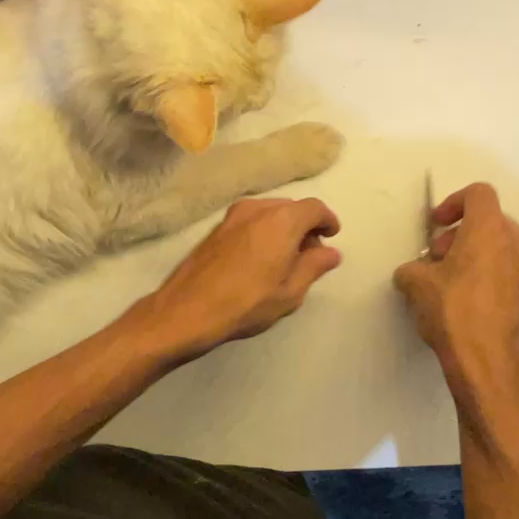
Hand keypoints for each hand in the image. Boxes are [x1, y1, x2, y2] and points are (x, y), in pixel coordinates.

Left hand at [129, 198, 342, 360]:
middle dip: (304, 227)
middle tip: (309, 255)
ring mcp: (231, 217)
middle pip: (290, 208)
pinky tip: (259, 260)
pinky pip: (249, 222)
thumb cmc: (245, 304)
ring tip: (284, 261)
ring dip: (282, 229)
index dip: (327, 221)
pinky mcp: (214, 230)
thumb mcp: (289, 292)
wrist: (186, 310)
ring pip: (268, 214)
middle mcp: (256, 209)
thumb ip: (314, 266)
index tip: (331, 237)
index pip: (314, 208)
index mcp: (281, 220)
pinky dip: (262, 233)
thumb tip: (330, 252)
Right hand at [393, 183, 518, 417]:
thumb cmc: (452, 312)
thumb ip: (412, 269)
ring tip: (446, 279)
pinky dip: (485, 273)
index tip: (435, 225)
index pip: (478, 194)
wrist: (487, 361)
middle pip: (490, 220)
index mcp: (490, 230)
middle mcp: (516, 244)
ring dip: (472, 253)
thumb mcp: (415, 285)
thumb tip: (414, 272)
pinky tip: (463, 299)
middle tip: (435, 256)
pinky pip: (505, 270)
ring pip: (499, 246)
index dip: (453, 202)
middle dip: (459, 232)